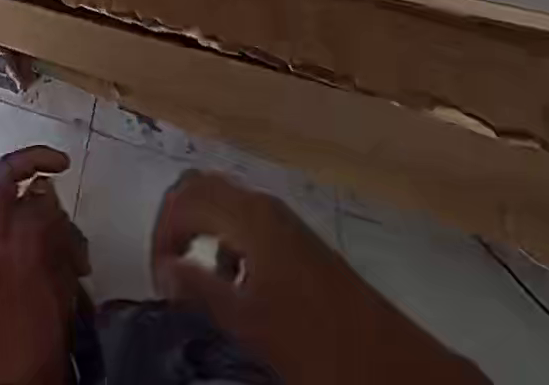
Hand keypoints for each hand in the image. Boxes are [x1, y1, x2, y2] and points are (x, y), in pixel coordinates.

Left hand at [0, 145, 87, 384]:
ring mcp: (12, 260)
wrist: (26, 381)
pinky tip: (70, 284)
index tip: (63, 163)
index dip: (36, 158)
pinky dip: (67, 261)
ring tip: (72, 272)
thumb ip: (36, 216)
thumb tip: (43, 186)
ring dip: (67, 243)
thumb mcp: (32, 261)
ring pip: (48, 225)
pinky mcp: (27, 279)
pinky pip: (53, 251)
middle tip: (68, 245)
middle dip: (58, 217)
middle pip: (33, 200)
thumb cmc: (23, 329)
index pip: (7, 171)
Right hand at [151, 171, 492, 384]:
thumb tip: (164, 268)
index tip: (159, 281)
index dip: (162, 232)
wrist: (389, 362)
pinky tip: (228, 282)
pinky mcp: (295, 240)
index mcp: (250, 216)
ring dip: (198, 228)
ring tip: (190, 278)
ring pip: (224, 203)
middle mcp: (264, 206)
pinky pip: (244, 222)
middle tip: (167, 270)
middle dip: (175, 220)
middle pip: (203, 187)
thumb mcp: (249, 323)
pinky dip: (223, 239)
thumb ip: (200, 290)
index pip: (185, 197)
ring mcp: (282, 221)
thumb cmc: (314, 342)